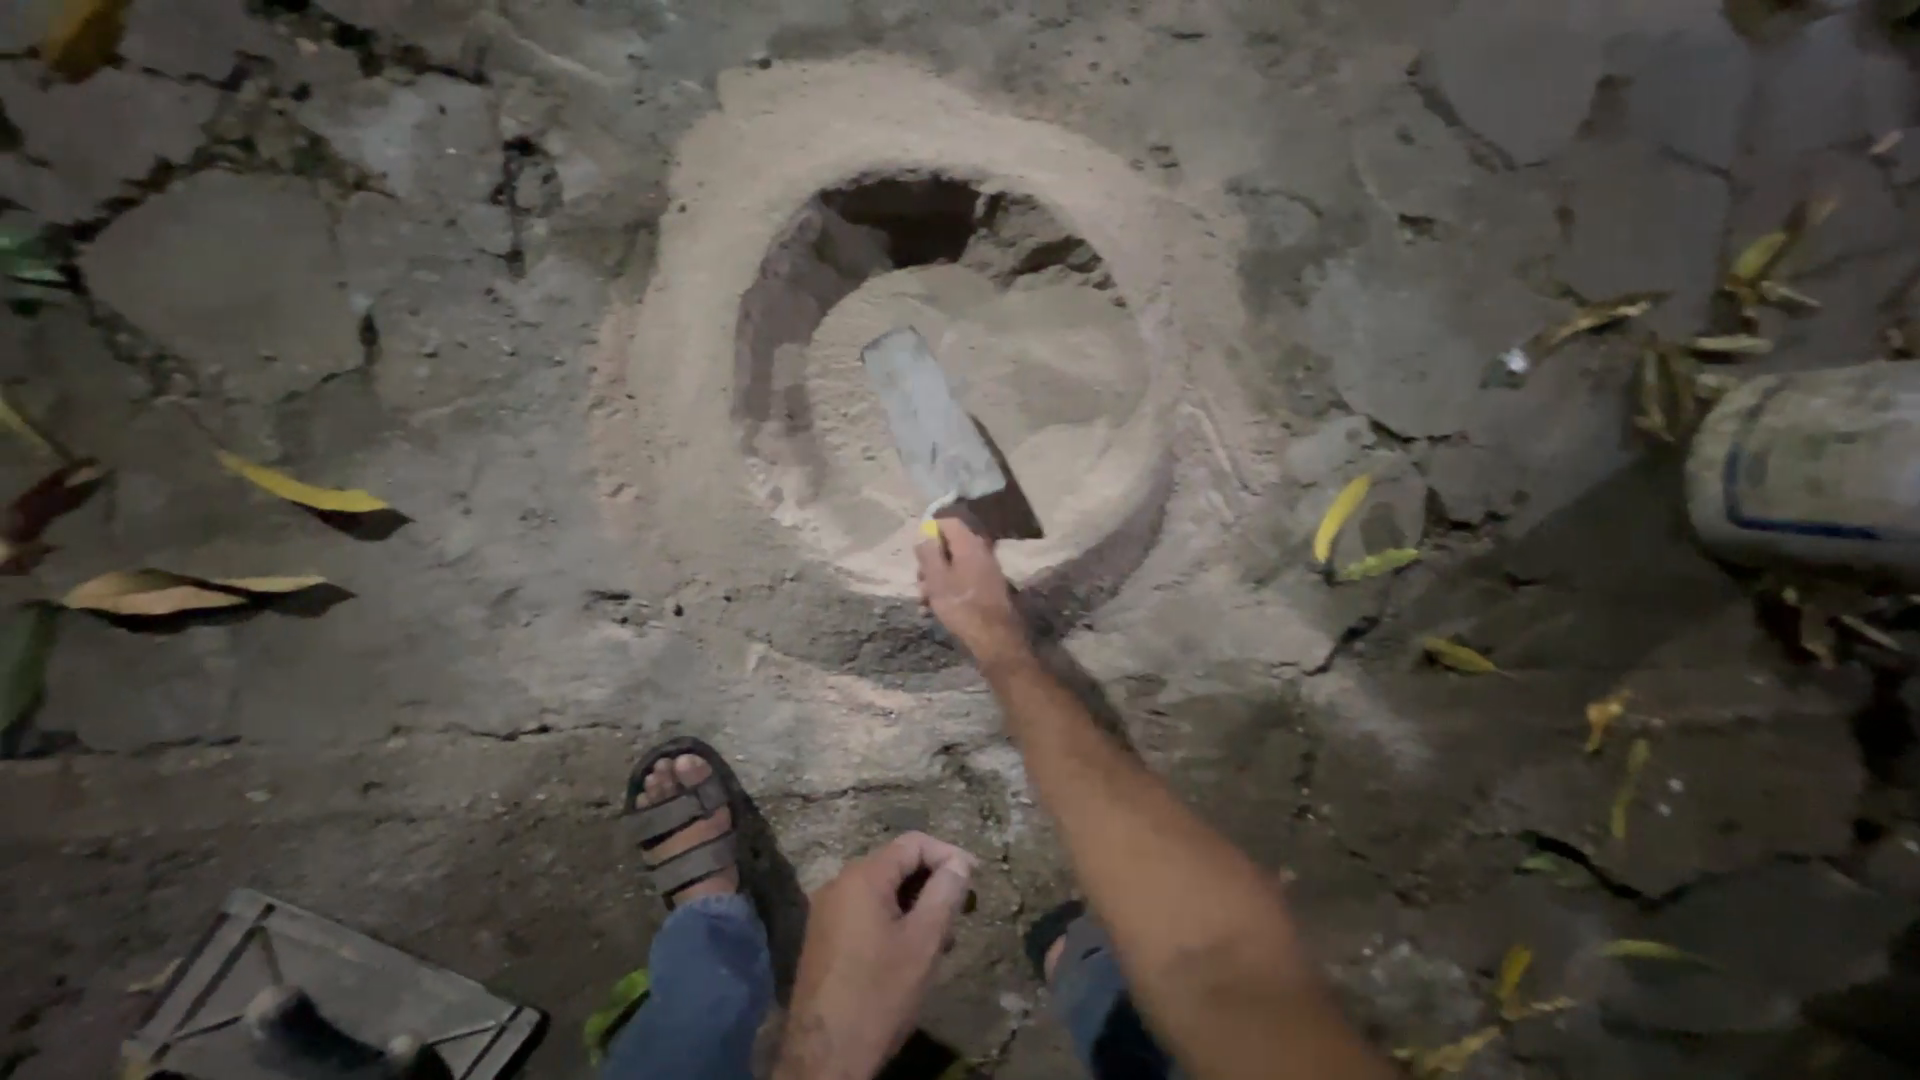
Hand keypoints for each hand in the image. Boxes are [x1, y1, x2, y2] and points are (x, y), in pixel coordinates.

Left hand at [776, 833, 976, 1079]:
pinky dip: (893, 918)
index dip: (948, 854)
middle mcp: (839, 884)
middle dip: (932, 882)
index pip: (913, 843)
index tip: (975, 878)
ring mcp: (826, 911)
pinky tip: (910, 951)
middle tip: (961, 913)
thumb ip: (944, 893)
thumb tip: (959, 863)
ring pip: (882, 890)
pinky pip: (865, 911)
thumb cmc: (879, 993)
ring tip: (941, 939)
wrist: (824, 1055)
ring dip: (915, 904)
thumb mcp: (923, 942)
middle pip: (895, 864)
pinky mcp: (823, 937)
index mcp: (862, 877)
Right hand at [915, 516, 1030, 669]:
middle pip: (949, 546)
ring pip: (953, 566)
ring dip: (935, 581)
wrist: (994, 637)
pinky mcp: (987, 588)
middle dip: (929, 563)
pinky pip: (962, 581)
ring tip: (923, 602)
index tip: (917, 551)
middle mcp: (980, 552)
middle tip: (919, 582)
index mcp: (969, 544)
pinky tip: (934, 610)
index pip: (948, 522)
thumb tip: (924, 532)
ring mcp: (985, 570)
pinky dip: (947, 591)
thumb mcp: (936, 578)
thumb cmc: (961, 605)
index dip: (929, 531)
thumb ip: (928, 552)